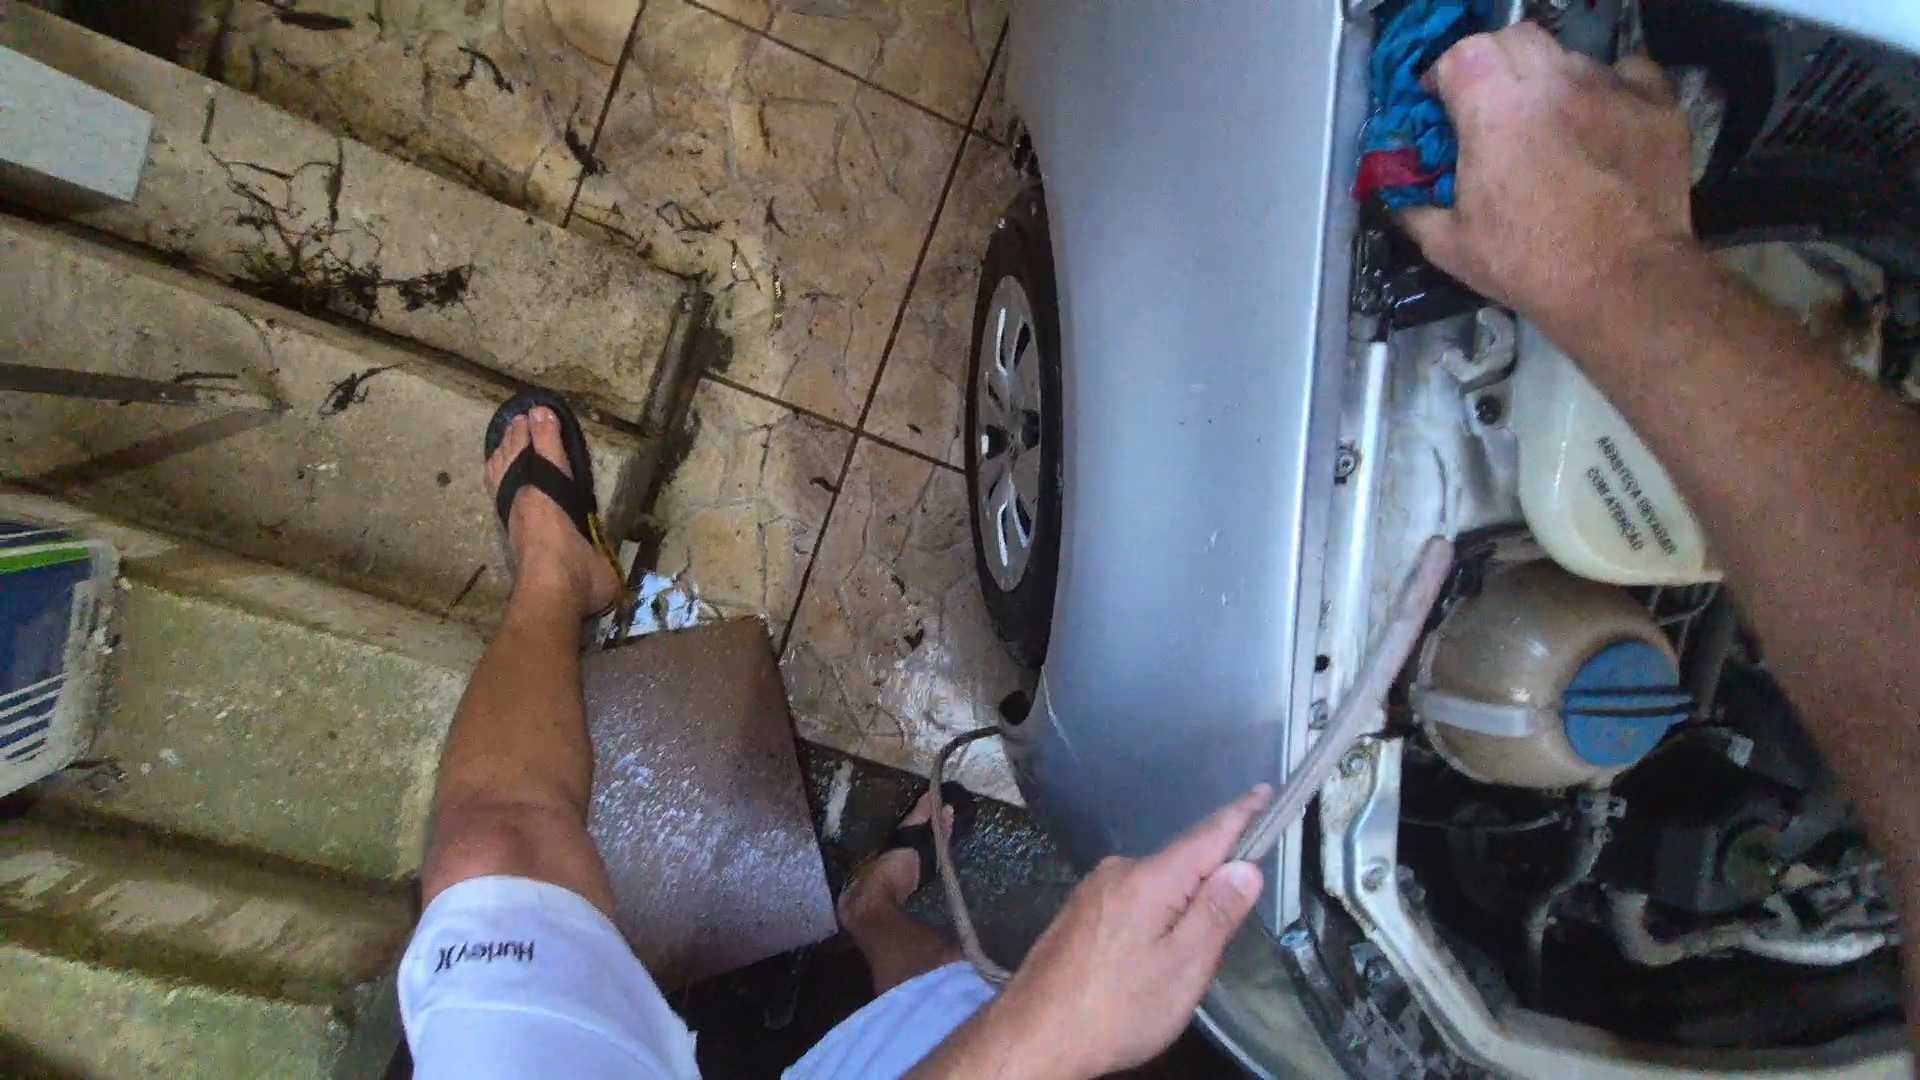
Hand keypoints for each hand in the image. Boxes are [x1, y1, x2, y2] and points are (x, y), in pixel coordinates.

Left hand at [996, 786, 1271, 1078]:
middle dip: (1211, 890)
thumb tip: (1245, 866)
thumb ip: (1215, 913)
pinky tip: (1145, 962)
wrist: (1035, 1032)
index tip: (1264, 790)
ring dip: (1180, 912)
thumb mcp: (1181, 969)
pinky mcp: (1082, 908)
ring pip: (1158, 887)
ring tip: (1176, 970)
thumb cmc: (1116, 1007)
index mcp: (1149, 878)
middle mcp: (1119, 869)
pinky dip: (1154, 920)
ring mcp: (1095, 887)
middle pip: (1183, 864)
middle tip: (1217, 949)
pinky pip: (1134, 900)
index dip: (1240, 814)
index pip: (1206, 835)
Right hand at [1400, 23, 1698, 331]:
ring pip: (1567, 56)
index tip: (1436, 96)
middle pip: (1515, 37)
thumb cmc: (1522, 261)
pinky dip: (1599, 87)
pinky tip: (1590, 118)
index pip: (1463, 53)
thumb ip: (1414, 212)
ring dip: (1541, 78)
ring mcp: (1612, 88)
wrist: (1616, 275)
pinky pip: (1624, 71)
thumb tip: (1395, 200)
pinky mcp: (1657, 102)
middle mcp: (1554, 86)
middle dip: (1489, 60)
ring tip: (1535, 120)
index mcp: (1495, 116)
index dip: (1443, 70)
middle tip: (1479, 99)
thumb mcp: (1447, 246)